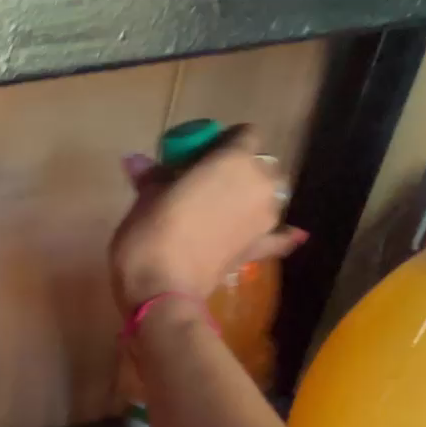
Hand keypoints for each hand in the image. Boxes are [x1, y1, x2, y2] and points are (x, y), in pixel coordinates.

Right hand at [109, 124, 304, 312]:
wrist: (161, 293)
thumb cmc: (148, 240)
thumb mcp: (143, 204)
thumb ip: (152, 179)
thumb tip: (136, 160)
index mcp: (233, 160)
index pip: (243, 133)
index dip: (221, 143)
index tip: (197, 158)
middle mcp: (260, 181)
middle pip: (260, 164)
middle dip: (238, 171)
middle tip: (206, 188)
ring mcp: (267, 216)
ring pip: (269, 195)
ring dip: (253, 197)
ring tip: (228, 211)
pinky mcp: (261, 247)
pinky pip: (279, 236)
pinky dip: (281, 235)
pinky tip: (289, 236)